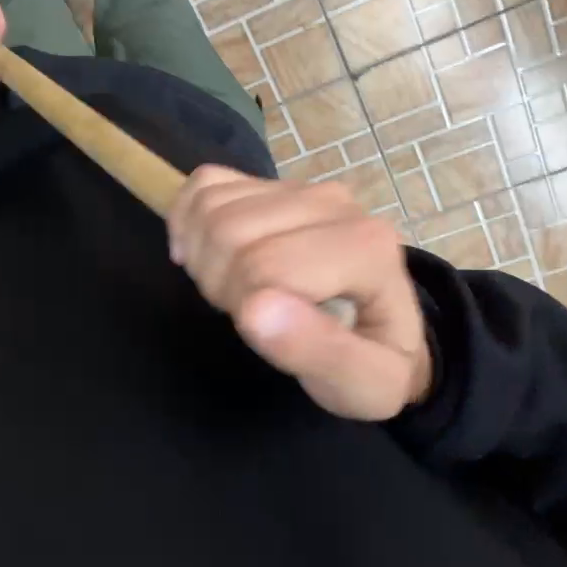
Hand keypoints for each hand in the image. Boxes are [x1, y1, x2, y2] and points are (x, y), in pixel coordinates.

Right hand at [167, 164, 431, 420]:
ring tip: (233, 287)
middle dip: (220, 283)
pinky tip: (204, 253)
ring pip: (211, 206)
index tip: (268, 335)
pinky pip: (204, 183)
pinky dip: (186, 220)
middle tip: (246, 313)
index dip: (245, 308)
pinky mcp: (269, 182)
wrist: (380, 331)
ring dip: (204, 257)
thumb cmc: (373, 364)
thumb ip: (320, 353)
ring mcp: (299, 186)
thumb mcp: (364, 384)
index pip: (264, 265)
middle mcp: (334, 203)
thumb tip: (256, 308)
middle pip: (229, 230)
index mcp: (366, 247)